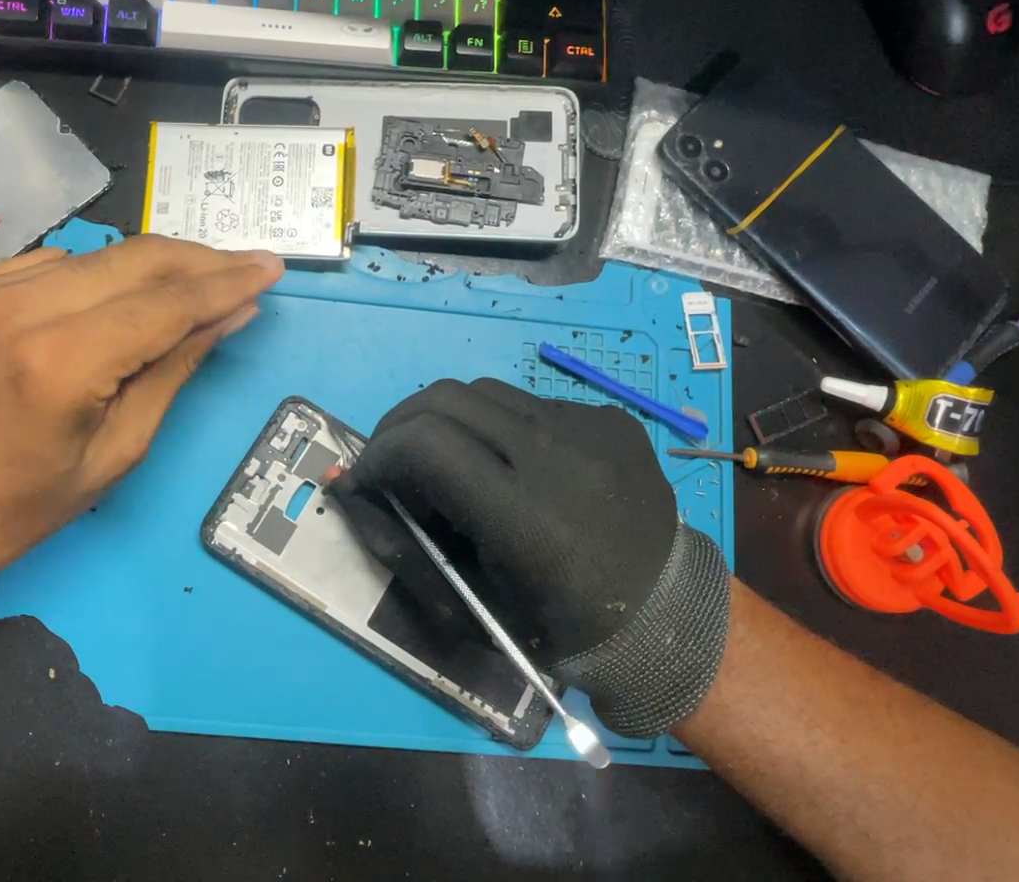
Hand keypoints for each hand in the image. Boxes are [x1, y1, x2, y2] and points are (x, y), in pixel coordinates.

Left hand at [0, 236, 282, 589]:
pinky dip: (96, 275)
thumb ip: (174, 370)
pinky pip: (49, 264)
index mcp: (61, 361)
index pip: (167, 303)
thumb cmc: (18, 509)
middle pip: (135, 259)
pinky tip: (117, 296)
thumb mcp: (116, 452)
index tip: (271, 267)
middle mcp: (18, 307)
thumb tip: (230, 316)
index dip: (227, 283)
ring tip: (191, 284)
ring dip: (151, 266)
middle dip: (201, 260)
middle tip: (245, 266)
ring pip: (95, 255)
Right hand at [328, 379, 732, 738]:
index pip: (425, 443)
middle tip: (390, 460)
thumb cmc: (564, 627)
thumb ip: (407, 543)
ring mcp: (590, 427)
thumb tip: (349, 490)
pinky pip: (533, 403)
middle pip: (446, 398)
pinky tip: (514, 464)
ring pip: (486, 391)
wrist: (669, 616)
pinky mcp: (610, 417)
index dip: (378, 454)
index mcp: (526, 515)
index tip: (365, 479)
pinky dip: (502, 427)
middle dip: (401, 425)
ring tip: (449, 460)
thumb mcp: (475, 601)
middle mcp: (558, 454)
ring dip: (450, 420)